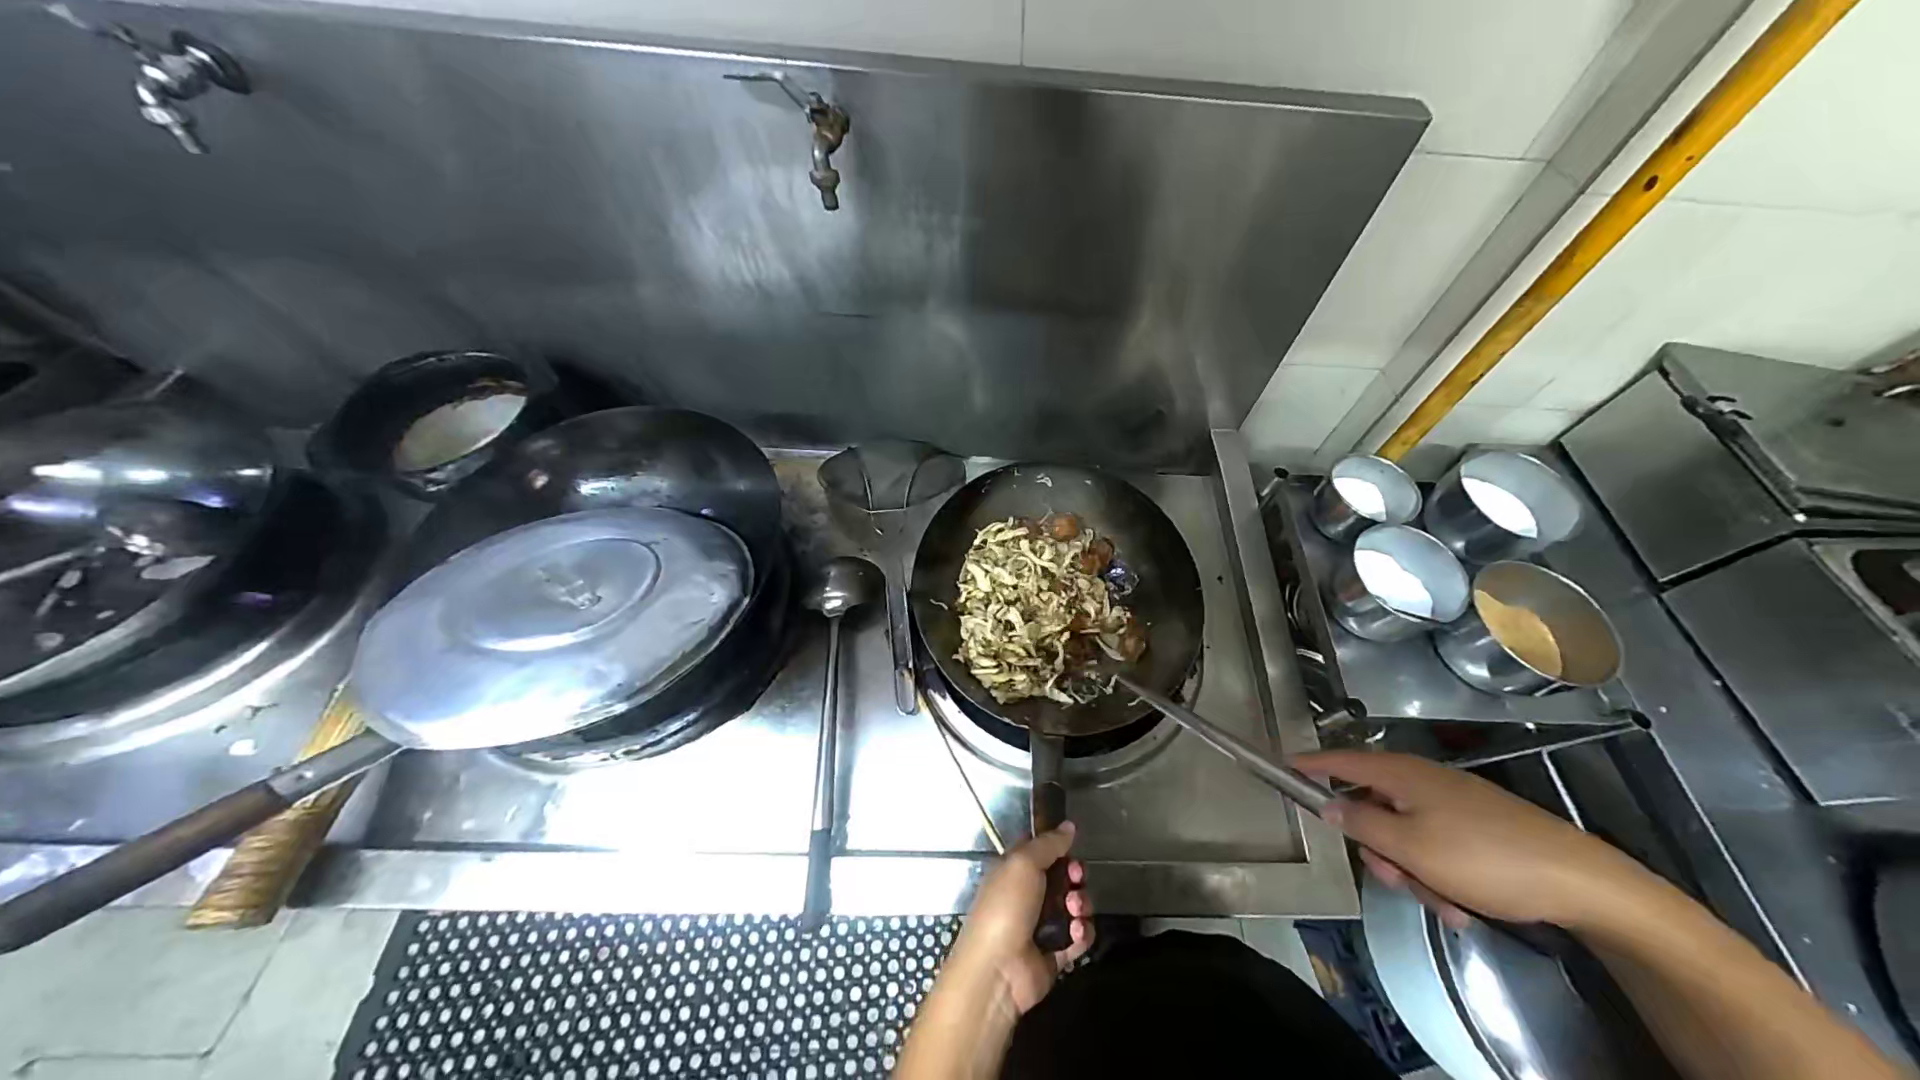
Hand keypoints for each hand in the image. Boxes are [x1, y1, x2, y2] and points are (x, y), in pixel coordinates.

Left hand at [947, 824, 1094, 1014]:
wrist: (997, 969)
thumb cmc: (1005, 907)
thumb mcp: (1022, 864)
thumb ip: (1048, 844)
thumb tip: (1069, 826)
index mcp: (1014, 871)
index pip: (1041, 851)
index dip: (1058, 848)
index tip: (1071, 849)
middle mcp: (1028, 895)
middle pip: (1063, 877)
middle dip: (1075, 876)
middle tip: (1076, 879)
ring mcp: (1043, 924)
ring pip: (1075, 905)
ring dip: (1081, 904)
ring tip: (1074, 910)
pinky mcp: (1057, 952)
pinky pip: (1080, 936)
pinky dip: (1082, 933)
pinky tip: (1075, 932)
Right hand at [1294, 750, 1660, 931]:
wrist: (1585, 884)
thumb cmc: (1484, 859)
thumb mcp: (1409, 847)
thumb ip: (1360, 823)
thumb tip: (1327, 804)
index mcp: (1403, 774)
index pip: (1341, 760)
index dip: (1310, 765)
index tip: (1284, 766)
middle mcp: (1425, 781)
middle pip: (1374, 807)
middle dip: (1379, 848)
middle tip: (1394, 876)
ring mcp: (1456, 804)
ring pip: (1407, 835)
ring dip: (1414, 871)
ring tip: (1443, 901)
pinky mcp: (1481, 828)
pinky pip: (1439, 848)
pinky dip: (1441, 875)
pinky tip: (1463, 905)